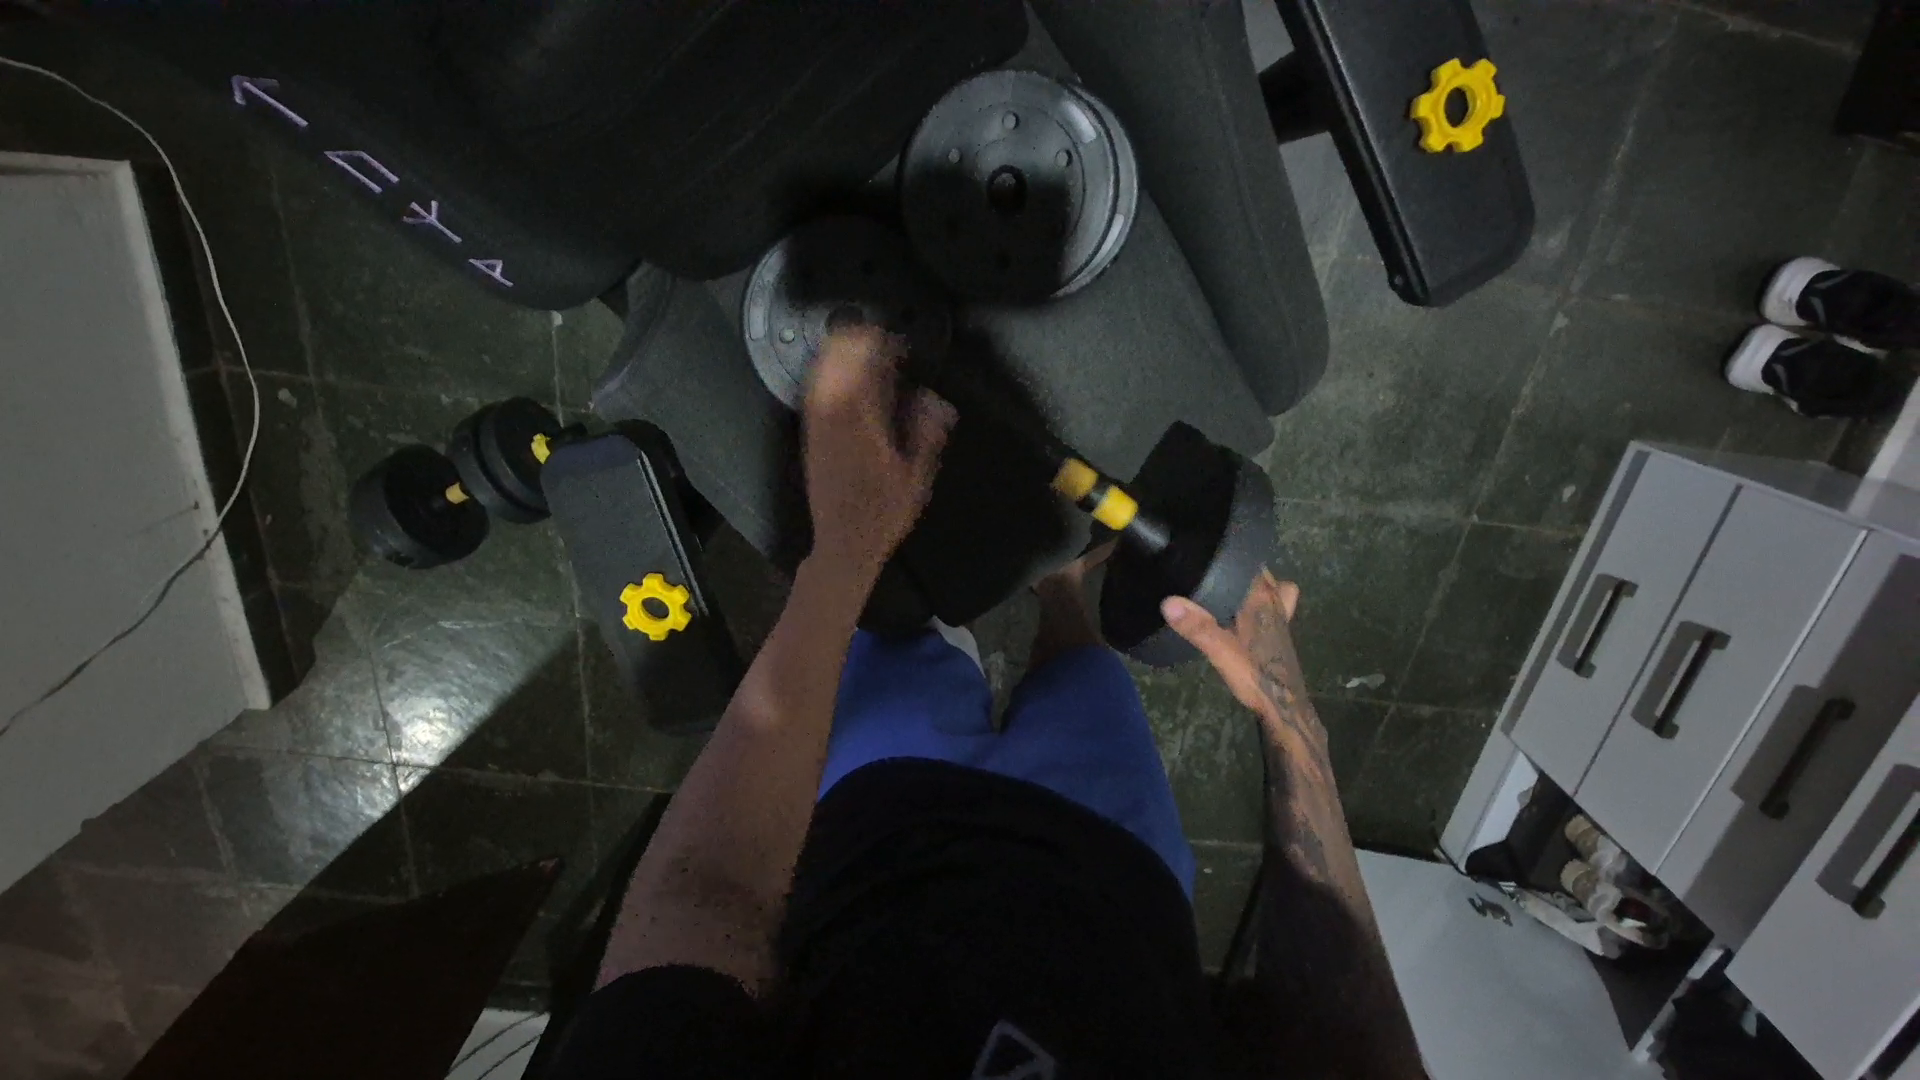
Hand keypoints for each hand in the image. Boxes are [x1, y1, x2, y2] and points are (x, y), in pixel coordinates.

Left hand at [801, 325, 956, 578]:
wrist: (843, 543)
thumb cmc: (883, 514)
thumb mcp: (916, 477)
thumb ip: (926, 433)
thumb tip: (935, 398)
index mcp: (861, 423)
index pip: (864, 366)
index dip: (881, 344)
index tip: (900, 343)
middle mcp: (832, 416)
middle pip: (836, 359)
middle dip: (858, 341)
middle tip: (883, 341)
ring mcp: (816, 425)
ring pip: (821, 371)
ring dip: (841, 354)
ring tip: (866, 352)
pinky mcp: (810, 435)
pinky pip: (814, 391)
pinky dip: (829, 374)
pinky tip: (847, 378)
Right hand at [1161, 571, 1324, 747]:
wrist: (1283, 705)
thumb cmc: (1255, 674)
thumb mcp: (1220, 650)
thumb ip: (1196, 626)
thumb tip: (1168, 602)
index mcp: (1261, 599)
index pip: (1247, 563)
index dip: (1227, 554)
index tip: (1202, 550)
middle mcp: (1274, 600)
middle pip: (1258, 571)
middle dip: (1237, 565)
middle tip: (1207, 567)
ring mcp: (1281, 615)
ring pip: (1271, 585)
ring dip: (1253, 581)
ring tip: (1225, 586)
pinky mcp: (1279, 630)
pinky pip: (1274, 602)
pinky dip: (1262, 599)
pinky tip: (1241, 610)